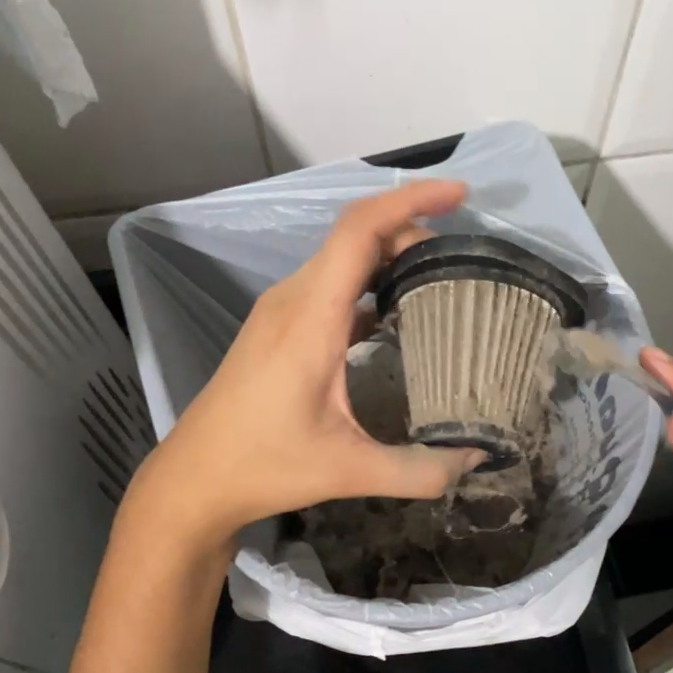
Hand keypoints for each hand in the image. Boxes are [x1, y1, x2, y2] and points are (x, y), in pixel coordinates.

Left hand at [125, 179, 484, 551]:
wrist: (196, 478)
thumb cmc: (264, 466)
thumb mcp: (349, 472)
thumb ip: (418, 469)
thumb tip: (476, 457)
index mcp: (310, 317)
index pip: (359, 230)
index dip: (410, 201)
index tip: (459, 194)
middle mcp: (293, 300)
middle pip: (355, 237)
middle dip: (411, 232)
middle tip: (462, 260)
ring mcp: (281, 312)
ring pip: (341, 260)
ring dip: (389, 257)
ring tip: (440, 281)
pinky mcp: (278, 329)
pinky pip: (331, 287)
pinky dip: (369, 285)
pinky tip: (398, 315)